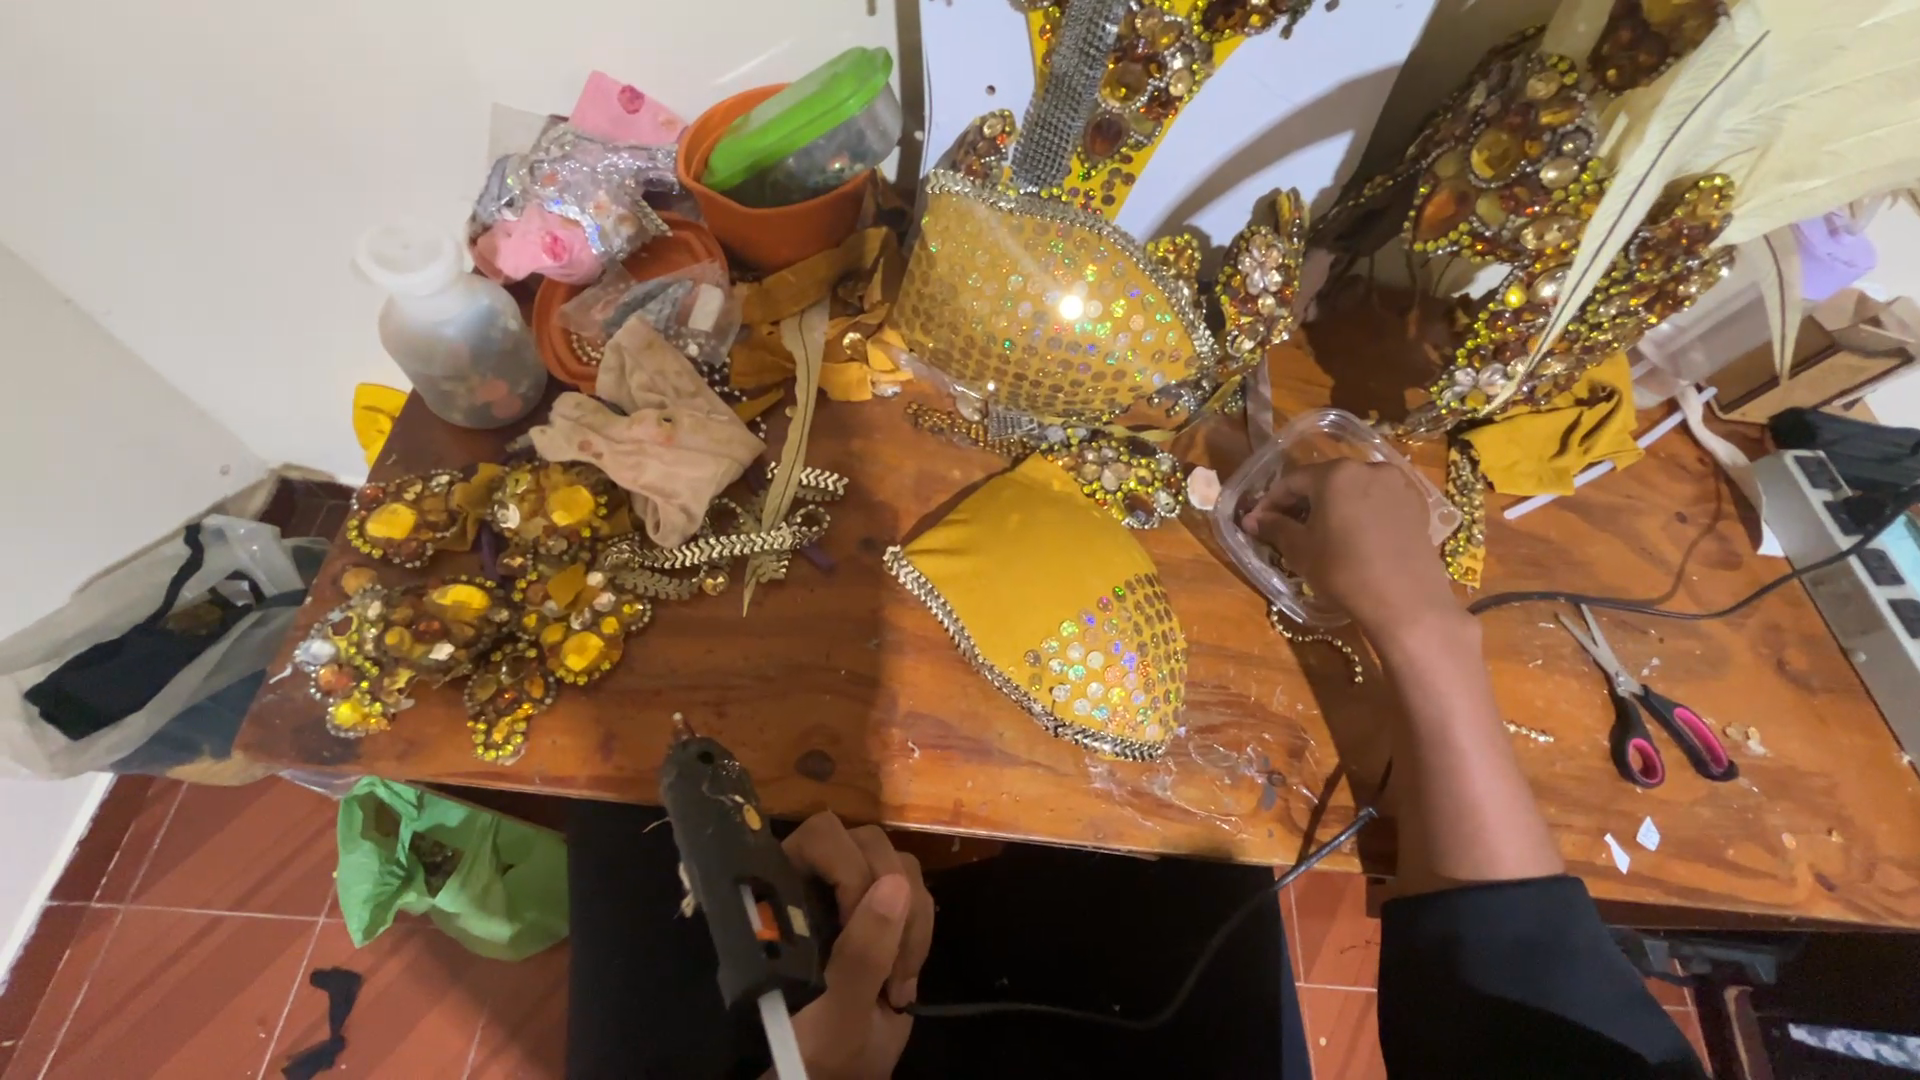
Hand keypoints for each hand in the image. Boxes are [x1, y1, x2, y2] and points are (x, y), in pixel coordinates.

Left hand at [779, 813, 933, 1079]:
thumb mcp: (836, 1015)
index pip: (820, 837)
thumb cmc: (816, 1051)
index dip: (847, 868)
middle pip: (868, 842)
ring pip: (900, 863)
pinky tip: (905, 975)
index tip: (853, 924)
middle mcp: (820, 877)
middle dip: (890, 899)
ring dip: (912, 919)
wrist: (840, 1074)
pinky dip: (921, 930)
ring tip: (898, 980)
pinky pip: (918, 889)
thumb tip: (896, 885)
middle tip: (888, 960)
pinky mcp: (885, 905)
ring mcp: (856, 888)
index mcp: (787, 893)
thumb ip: (862, 954)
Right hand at [1239, 459, 1463, 643]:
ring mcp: (1398, 485)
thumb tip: (1251, 520)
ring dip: (1331, 506)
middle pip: (1324, 481)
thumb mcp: (1300, 549)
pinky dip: (1359, 512)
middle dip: (1301, 502)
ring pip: (1353, 489)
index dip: (1270, 502)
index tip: (1256, 522)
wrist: (1406, 601)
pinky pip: (1377, 501)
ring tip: (1318, 531)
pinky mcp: (1417, 505)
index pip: (1292, 481)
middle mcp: (1369, 468)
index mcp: (1336, 473)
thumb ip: (1274, 527)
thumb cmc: (1343, 570)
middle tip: (1284, 526)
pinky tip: (1351, 535)